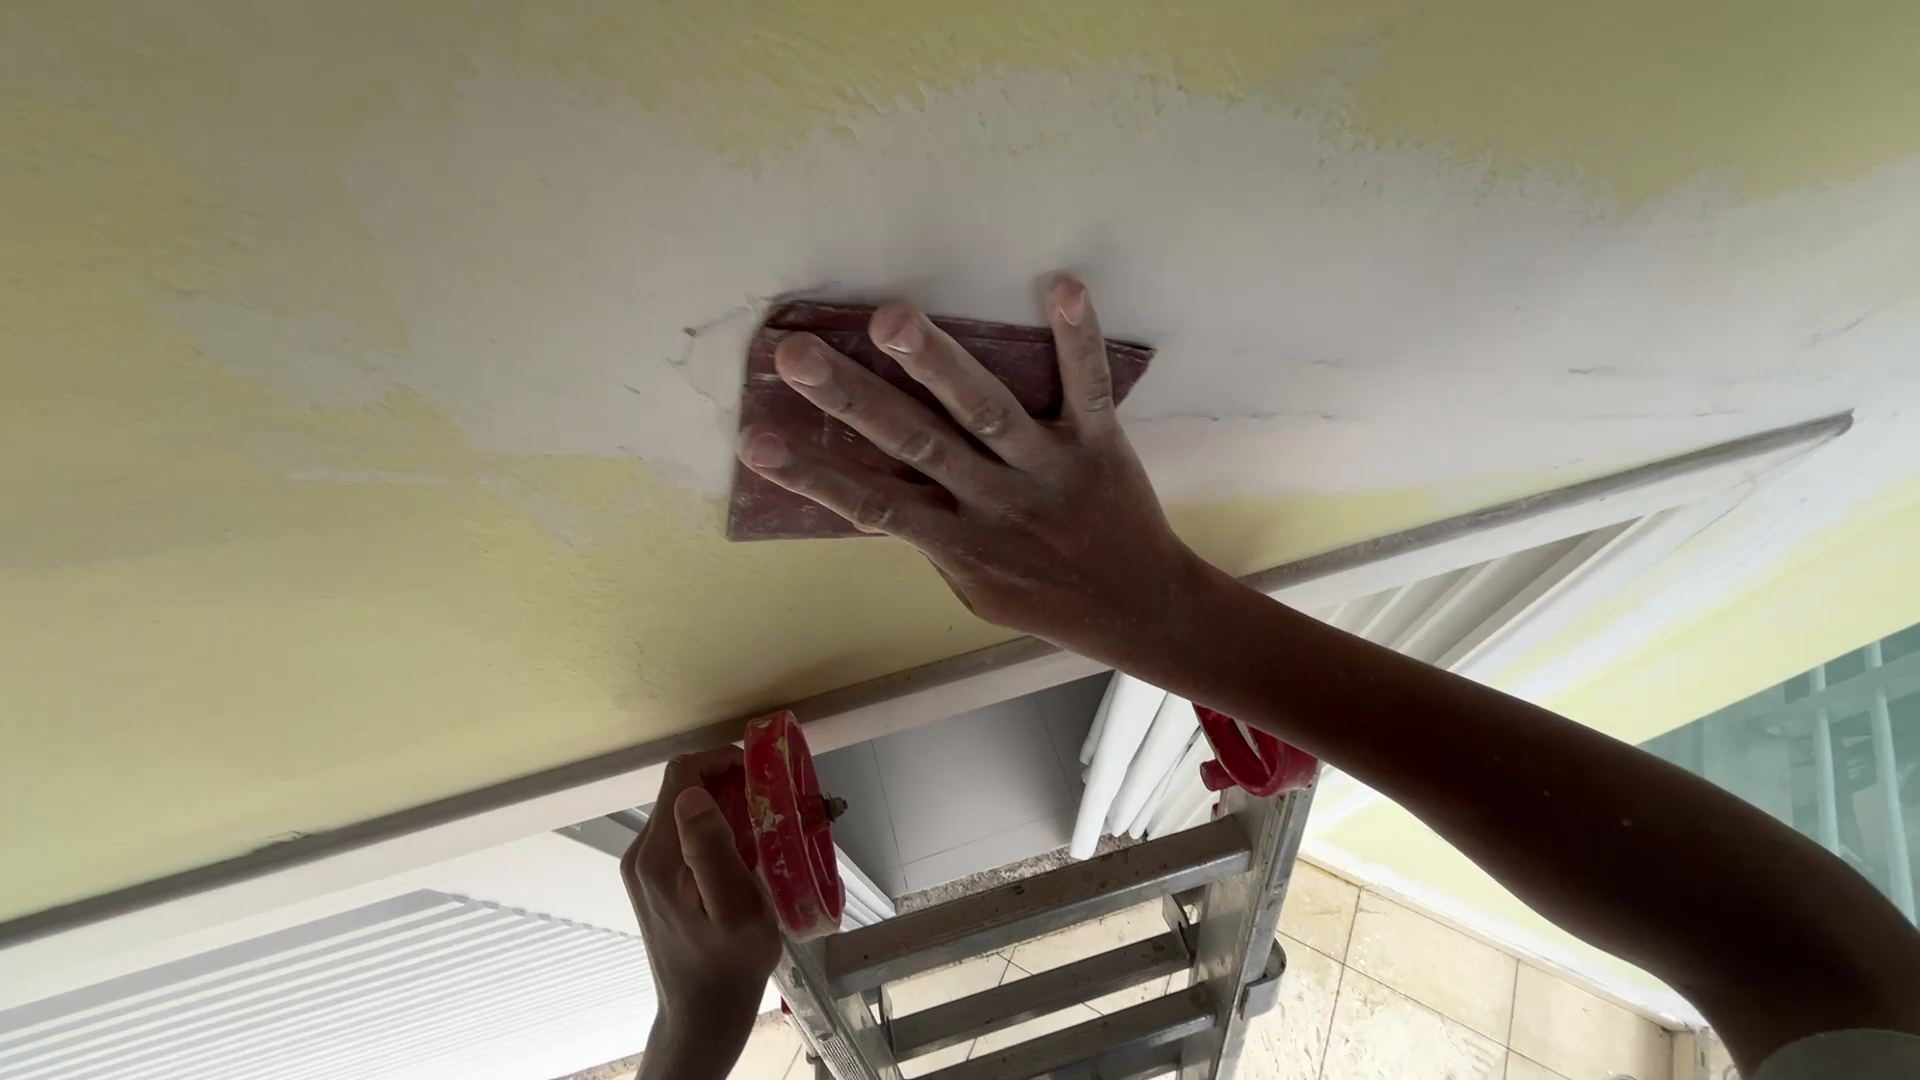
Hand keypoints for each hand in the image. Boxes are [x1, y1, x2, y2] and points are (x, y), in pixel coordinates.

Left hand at [623, 748, 780, 1074]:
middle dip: (729, 782)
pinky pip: (684, 831)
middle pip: (682, 787)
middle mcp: (642, 854)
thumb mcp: (737, 908)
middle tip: (770, 804)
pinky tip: (743, 851)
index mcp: (659, 856)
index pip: (682, 774)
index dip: (723, 761)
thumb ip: (713, 849)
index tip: (761, 777)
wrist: (703, 1016)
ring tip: (763, 827)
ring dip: (726, 804)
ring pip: (685, 807)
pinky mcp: (655, 880)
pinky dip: (716, 825)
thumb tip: (692, 795)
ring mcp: (645, 868)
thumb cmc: (731, 965)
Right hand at [736, 277, 1210, 669]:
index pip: (873, 507)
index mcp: (959, 541)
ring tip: (892, 320)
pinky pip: (1088, 387)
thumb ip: (933, 544)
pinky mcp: (1098, 445)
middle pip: (915, 445)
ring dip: (937, 365)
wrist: (1140, 609)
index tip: (755, 441)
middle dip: (852, 401)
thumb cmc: (1047, 600)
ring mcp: (1047, 470)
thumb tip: (884, 500)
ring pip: (985, 411)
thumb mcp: (976, 591)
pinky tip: (1062, 286)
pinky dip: (1077, 340)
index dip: (812, 477)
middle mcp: (995, 501)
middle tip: (797, 355)